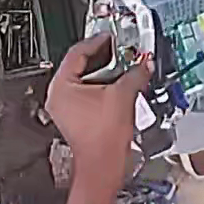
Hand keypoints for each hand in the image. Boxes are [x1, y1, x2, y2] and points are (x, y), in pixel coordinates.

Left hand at [46, 34, 149, 196]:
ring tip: (124, 66)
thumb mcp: (122, 95)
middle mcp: (59, 97)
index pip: (77, 53)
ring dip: (106, 72)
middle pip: (81, 65)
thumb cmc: (103, 138)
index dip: (97, 42)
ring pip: (86, 80)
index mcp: (61, 87)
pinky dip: (104, 86)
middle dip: (104, 57)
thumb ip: (135, 74)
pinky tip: (121, 85)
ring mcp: (67, 108)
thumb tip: (144, 65)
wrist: (104, 167)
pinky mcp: (77, 118)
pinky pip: (89, 93)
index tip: (110, 37)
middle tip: (120, 50)